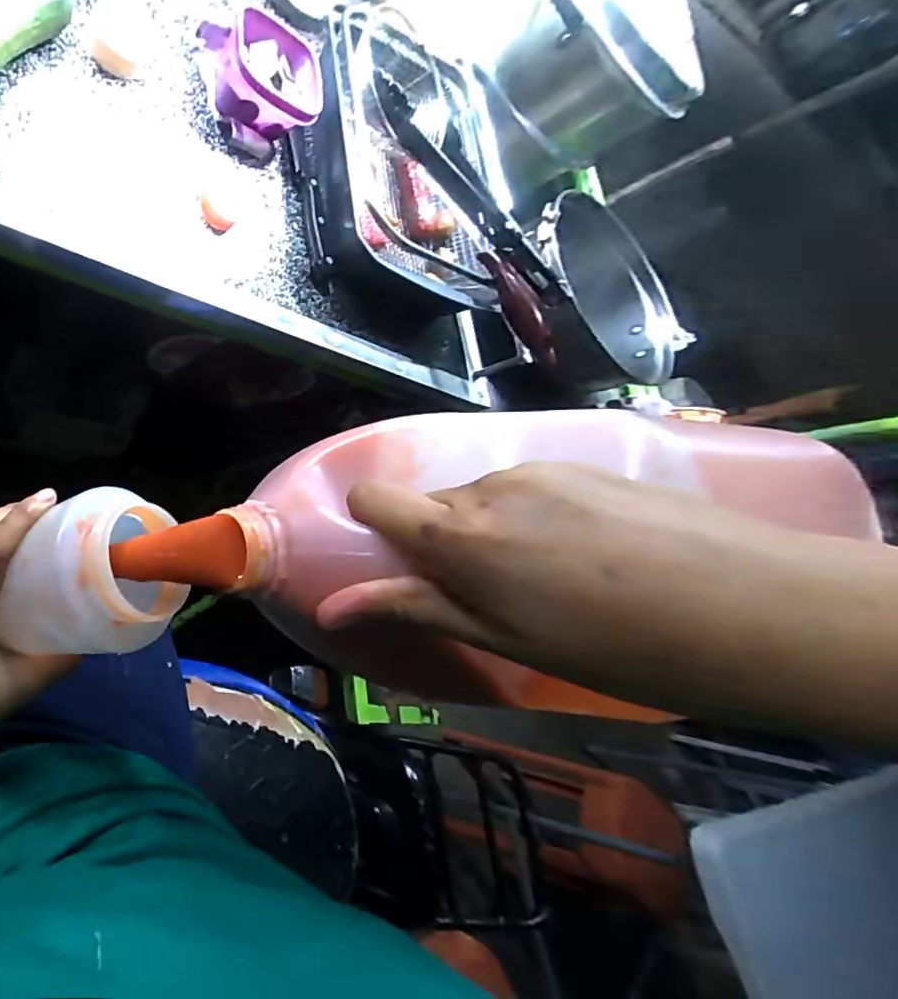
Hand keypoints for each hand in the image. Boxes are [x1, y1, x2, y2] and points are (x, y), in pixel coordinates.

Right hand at [308, 462, 896, 724]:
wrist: (780, 614)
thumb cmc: (621, 644)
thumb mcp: (504, 638)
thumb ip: (413, 608)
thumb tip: (329, 609)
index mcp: (457, 532)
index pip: (370, 495)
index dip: (368, 519)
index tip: (396, 556)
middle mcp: (487, 488)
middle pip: (428, 502)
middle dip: (440, 537)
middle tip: (491, 587)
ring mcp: (542, 471)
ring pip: (480, 496)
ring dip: (490, 527)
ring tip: (552, 573)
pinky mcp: (589, 465)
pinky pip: (528, 486)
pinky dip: (534, 514)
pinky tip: (592, 551)